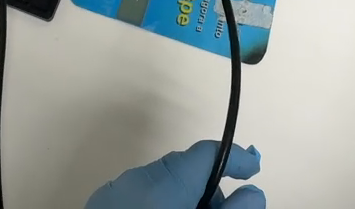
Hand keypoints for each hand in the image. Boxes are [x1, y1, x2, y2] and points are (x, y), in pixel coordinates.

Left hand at [85, 142, 265, 208]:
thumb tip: (253, 193)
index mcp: (162, 181)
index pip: (206, 152)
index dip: (234, 157)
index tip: (253, 170)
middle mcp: (135, 178)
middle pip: (185, 171)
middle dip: (209, 192)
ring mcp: (114, 192)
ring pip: (163, 187)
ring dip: (185, 202)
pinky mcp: (101, 205)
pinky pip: (141, 199)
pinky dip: (160, 208)